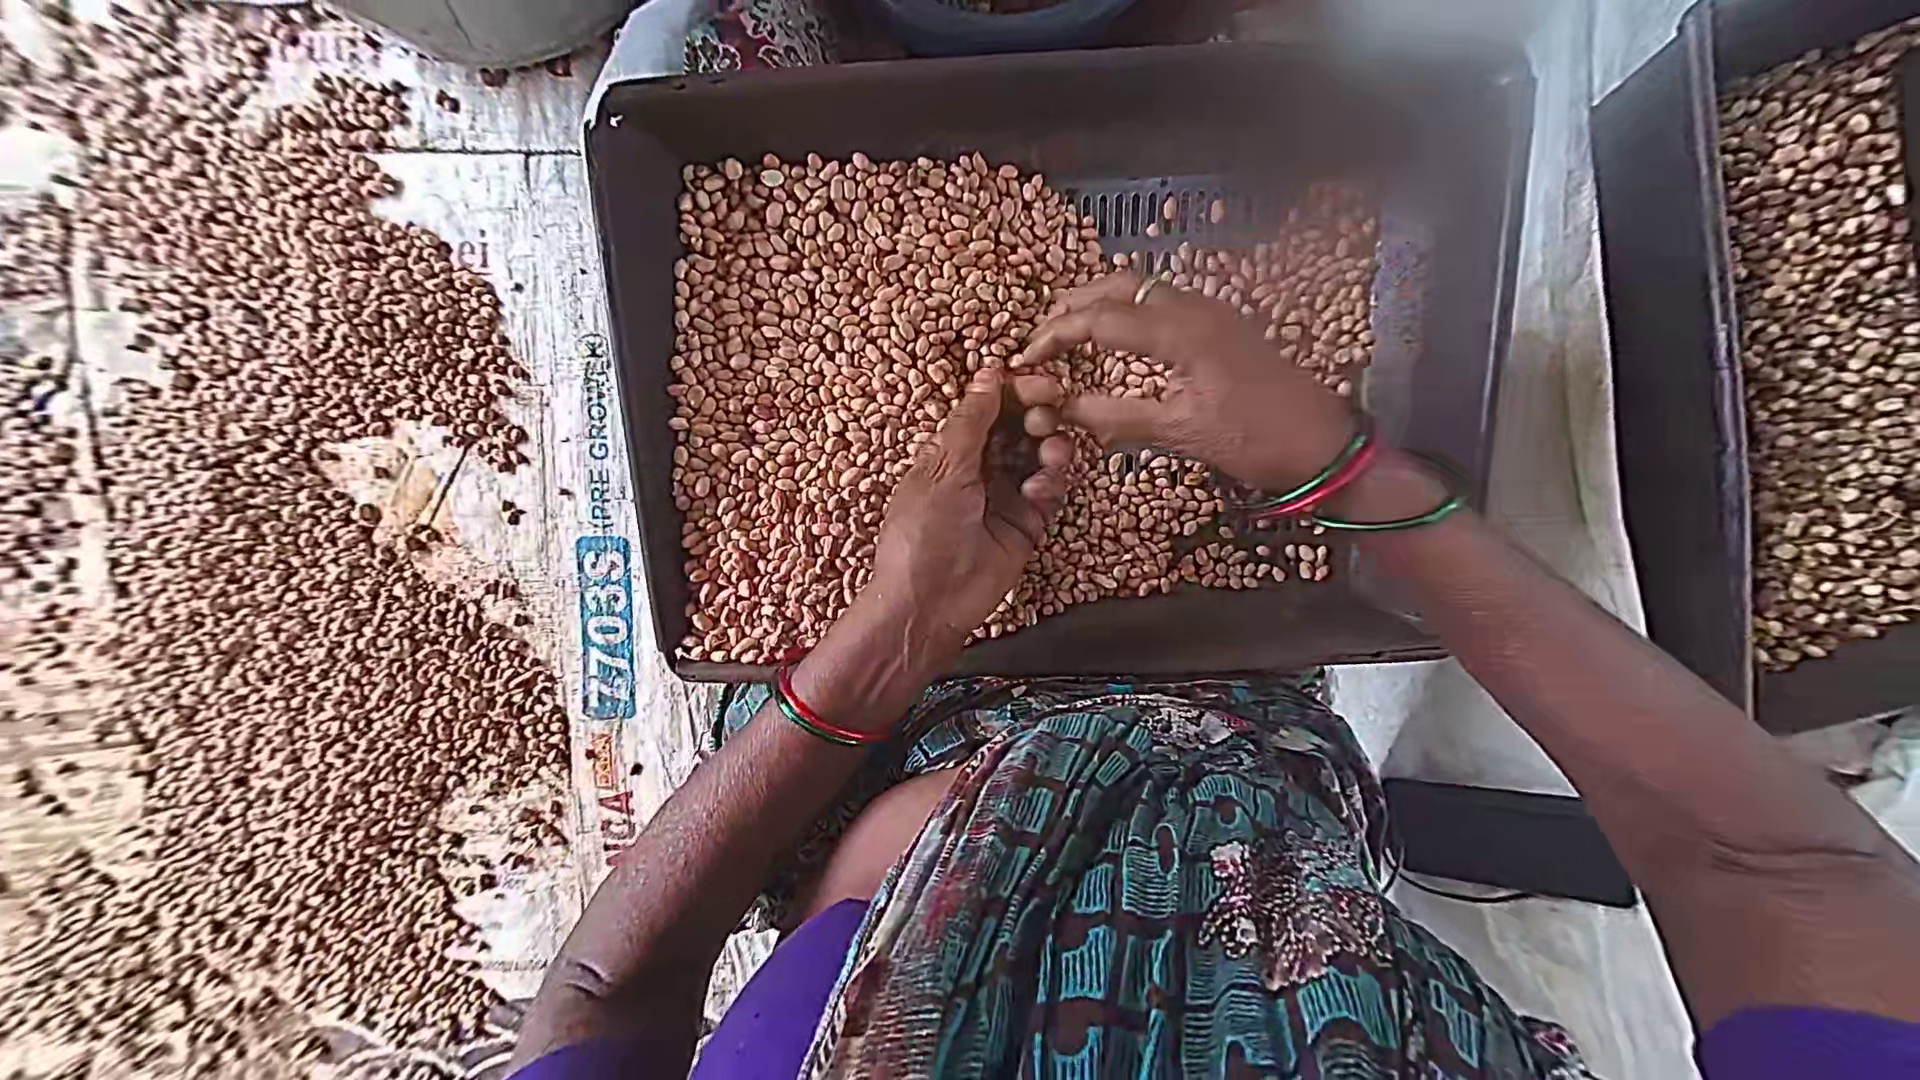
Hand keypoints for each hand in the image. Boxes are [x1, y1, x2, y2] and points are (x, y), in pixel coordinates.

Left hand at [860, 367, 1072, 667]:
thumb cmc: (922, 532)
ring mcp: (1006, 496)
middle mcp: (982, 469)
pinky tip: (1040, 489)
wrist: (930, 601)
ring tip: (1051, 453)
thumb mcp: (943, 469)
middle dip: (1038, 416)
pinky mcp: (1027, 523)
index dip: (1018, 393)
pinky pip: (1050, 492)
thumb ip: (972, 421)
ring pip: (1040, 457)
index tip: (1043, 385)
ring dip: (1051, 448)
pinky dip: (1051, 483)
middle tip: (1047, 416)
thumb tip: (990, 374)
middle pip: (1021, 429)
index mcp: (954, 451)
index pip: (993, 409)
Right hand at [1017, 272, 1357, 493]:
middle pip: (1117, 286)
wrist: (1323, 443)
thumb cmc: (1252, 440)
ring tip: (1065, 333)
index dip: (1055, 336)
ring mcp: (1211, 311)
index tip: (1027, 359)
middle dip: (1070, 307)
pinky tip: (1112, 337)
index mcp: (1181, 331)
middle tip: (1039, 338)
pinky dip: (1124, 312)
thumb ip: (1113, 417)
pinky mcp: (1220, 324)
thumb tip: (1060, 409)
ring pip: (1140, 289)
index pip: (1100, 317)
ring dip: (1097, 304)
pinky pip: (1160, 303)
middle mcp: (1195, 307)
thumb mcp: (1178, 432)